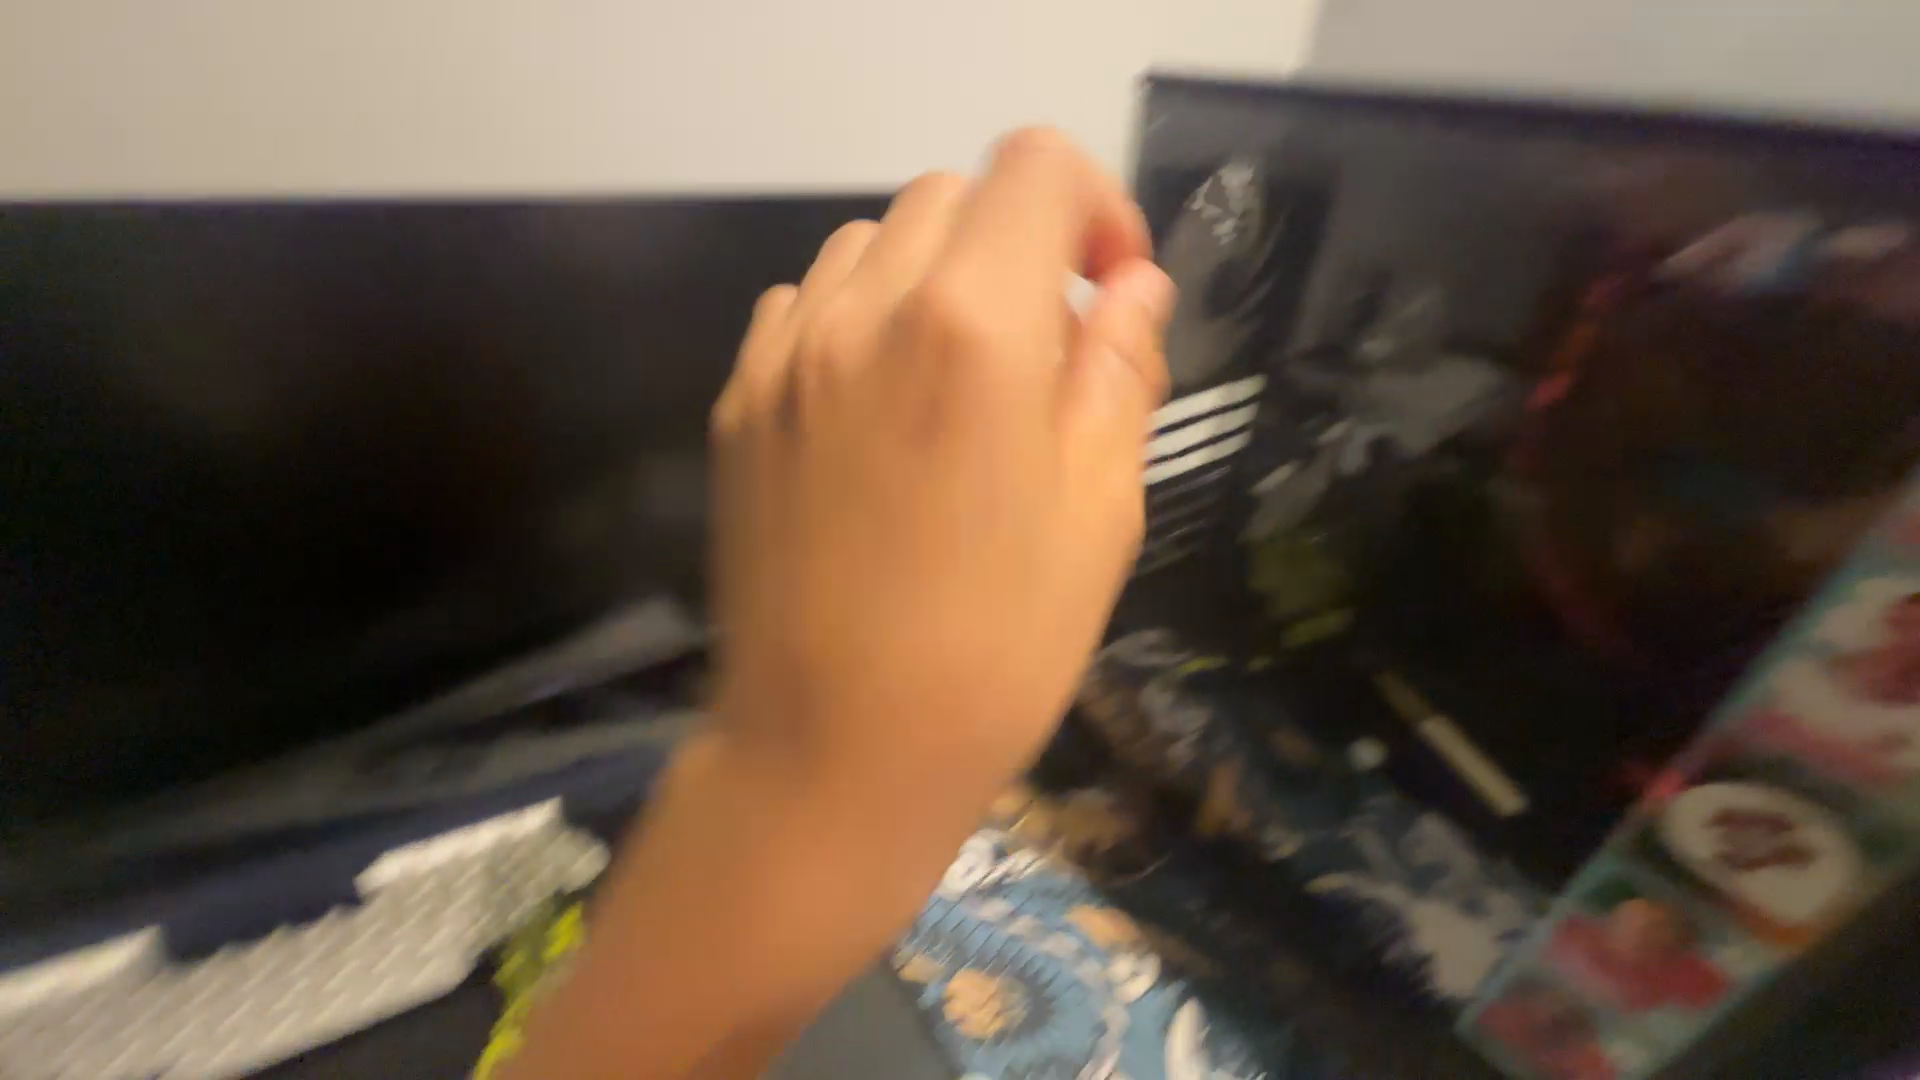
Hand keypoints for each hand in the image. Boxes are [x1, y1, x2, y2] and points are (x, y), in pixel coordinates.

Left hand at [708, 128, 1174, 813]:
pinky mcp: (738, 403)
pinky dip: (860, 321)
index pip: (1036, 167)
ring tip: (958, 387)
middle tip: (1041, 357)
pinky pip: (806, 306)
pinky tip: (880, 412)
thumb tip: (1131, 288)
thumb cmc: (995, 651)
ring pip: (871, 244)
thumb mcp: (1101, 515)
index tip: (1108, 292)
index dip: (1095, 208)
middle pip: (953, 197)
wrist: (832, 752)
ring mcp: (783, 355)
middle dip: (1018, 248)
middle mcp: (862, 310)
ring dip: (935, 280)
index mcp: (970, 327)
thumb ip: (1121, 373)